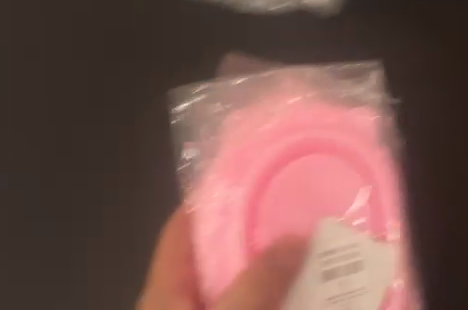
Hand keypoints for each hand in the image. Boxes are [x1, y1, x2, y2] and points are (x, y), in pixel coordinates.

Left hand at [137, 206, 306, 309]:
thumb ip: (260, 280)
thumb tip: (298, 235)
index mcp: (164, 288)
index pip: (182, 224)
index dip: (212, 194)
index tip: (252, 171)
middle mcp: (176, 302)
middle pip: (211, 251)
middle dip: (250, 229)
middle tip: (291, 207)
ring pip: (231, 283)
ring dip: (263, 269)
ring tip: (303, 246)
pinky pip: (242, 305)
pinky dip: (265, 297)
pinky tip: (298, 290)